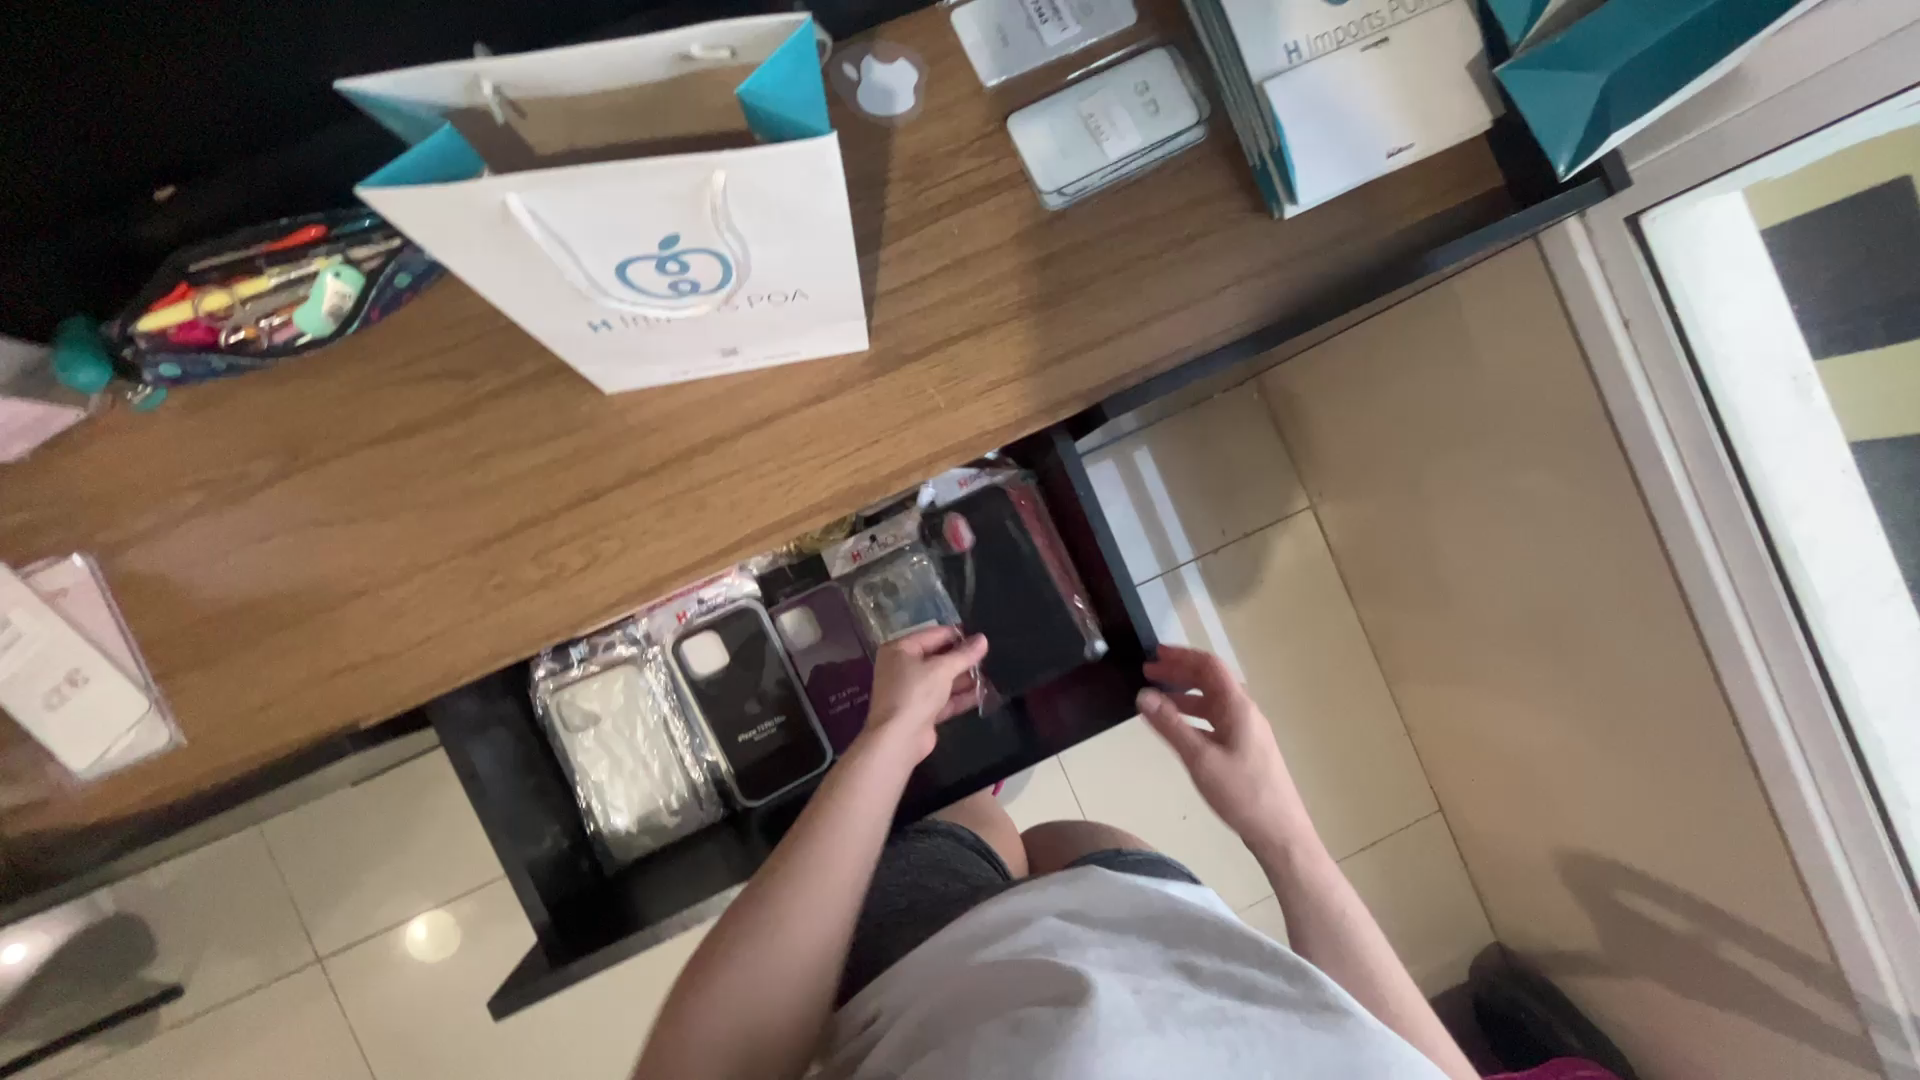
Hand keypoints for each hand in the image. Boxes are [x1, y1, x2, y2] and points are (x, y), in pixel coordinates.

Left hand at [858, 627, 989, 764]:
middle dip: (963, 658)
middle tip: (991, 655)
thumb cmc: (915, 693)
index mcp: (900, 649)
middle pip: (938, 657)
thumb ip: (964, 654)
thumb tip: (983, 639)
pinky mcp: (922, 711)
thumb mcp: (942, 669)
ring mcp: (912, 691)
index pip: (933, 635)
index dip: (958, 635)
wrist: (899, 739)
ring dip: (965, 678)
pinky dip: (961, 696)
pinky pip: (944, 699)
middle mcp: (902, 667)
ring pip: (942, 680)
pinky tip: (984, 693)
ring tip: (993, 673)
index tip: (982, 636)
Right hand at [1137, 645, 1320, 857]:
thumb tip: (1143, 695)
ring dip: (1184, 693)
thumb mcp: (1199, 759)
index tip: (1155, 653)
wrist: (1280, 833)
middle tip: (1148, 671)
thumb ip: (1170, 725)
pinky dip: (1193, 714)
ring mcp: (1247, 731)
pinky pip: (1215, 719)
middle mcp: (1245, 712)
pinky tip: (1178, 726)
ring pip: (1212, 701)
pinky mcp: (1245, 748)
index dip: (1181, 656)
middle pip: (1211, 680)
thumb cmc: (1242, 794)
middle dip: (1179, 672)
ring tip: (1157, 697)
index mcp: (1238, 707)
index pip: (1209, 666)